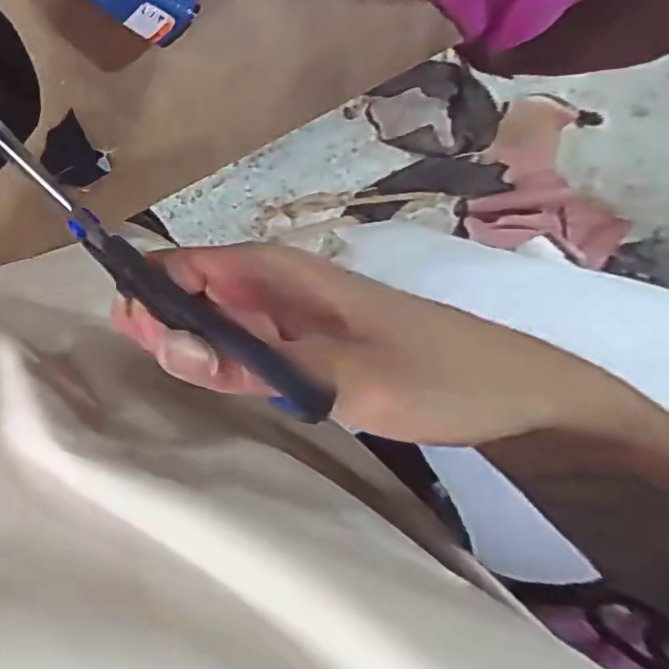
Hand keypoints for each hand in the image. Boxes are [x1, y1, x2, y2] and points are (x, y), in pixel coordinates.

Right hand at [109, 242, 656, 446]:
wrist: (525, 402)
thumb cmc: (437, 374)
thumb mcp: (344, 377)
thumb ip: (250, 365)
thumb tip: (166, 348)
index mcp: (266, 269)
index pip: (173, 265)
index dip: (145, 294)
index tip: (142, 337)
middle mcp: (258, 283)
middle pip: (175, 289)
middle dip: (156, 322)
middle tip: (171, 363)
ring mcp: (268, 312)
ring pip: (194, 316)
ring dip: (180, 344)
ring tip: (198, 375)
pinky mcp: (280, 339)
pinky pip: (221, 340)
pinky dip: (206, 358)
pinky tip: (215, 379)